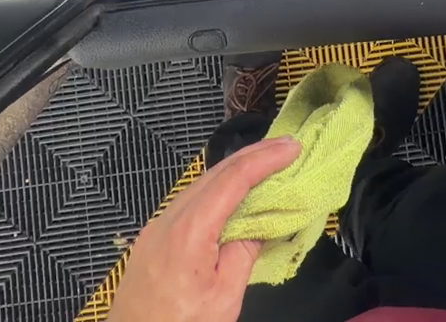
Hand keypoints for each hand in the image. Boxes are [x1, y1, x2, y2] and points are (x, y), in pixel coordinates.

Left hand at [110, 136, 300, 321]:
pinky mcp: (152, 240)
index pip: (234, 178)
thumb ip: (244, 253)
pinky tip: (233, 195)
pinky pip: (189, 202)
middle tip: (286, 146)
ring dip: (235, 170)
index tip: (293, 148)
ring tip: (266, 163)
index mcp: (190, 230)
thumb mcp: (224, 298)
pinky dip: (217, 190)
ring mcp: (156, 227)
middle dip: (254, 155)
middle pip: (217, 172)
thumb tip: (259, 222)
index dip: (266, 158)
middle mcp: (169, 218)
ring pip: (201, 184)